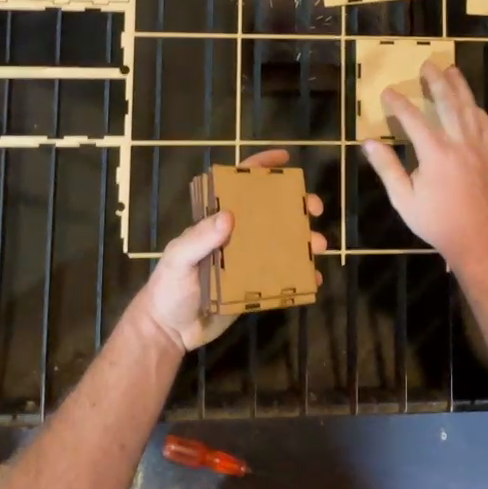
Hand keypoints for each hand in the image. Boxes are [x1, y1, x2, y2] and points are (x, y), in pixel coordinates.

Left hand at [129, 149, 327, 353]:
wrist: (169, 332)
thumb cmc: (168, 288)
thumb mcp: (178, 259)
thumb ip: (199, 238)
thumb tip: (229, 216)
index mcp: (215, 221)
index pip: (239, 185)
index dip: (260, 167)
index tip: (285, 157)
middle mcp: (235, 236)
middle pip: (270, 212)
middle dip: (296, 205)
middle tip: (315, 208)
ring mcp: (247, 261)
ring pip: (282, 242)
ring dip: (304, 239)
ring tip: (319, 245)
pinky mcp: (254, 287)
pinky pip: (283, 276)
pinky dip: (301, 275)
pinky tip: (314, 277)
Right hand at [362, 60, 487, 272]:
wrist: (480, 241)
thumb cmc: (438, 223)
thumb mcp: (405, 200)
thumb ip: (387, 169)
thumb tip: (369, 143)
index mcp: (436, 153)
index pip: (413, 119)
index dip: (399, 104)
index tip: (388, 92)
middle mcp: (460, 144)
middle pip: (449, 103)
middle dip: (436, 82)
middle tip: (428, 65)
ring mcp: (479, 150)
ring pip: (470, 109)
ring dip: (460, 88)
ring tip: (452, 70)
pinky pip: (486, 126)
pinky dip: (478, 111)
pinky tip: (473, 106)